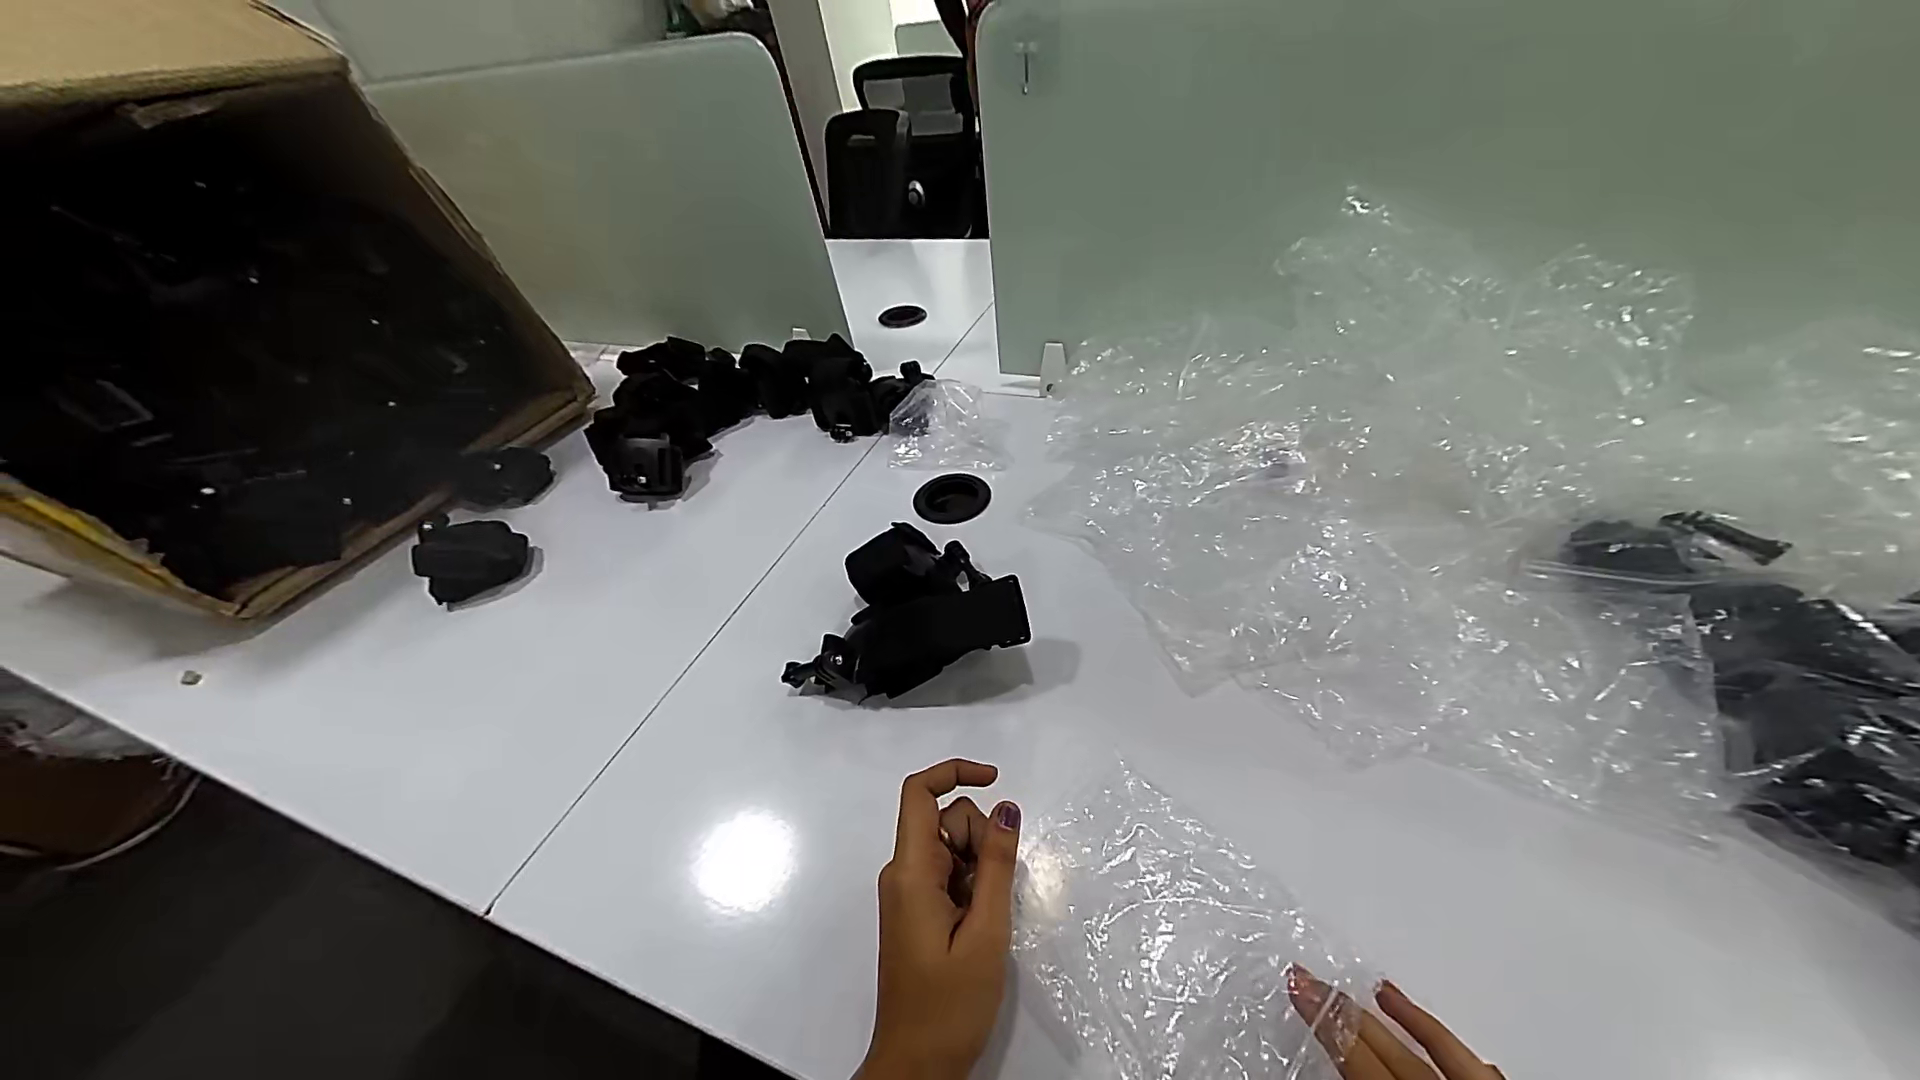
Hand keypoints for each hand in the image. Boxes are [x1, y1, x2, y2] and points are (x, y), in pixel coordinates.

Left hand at [856, 760, 1021, 1079]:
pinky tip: (979, 921)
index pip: (919, 792)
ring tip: (986, 917)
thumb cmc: (949, 1005)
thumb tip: (1006, 806)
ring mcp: (908, 890)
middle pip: (945, 819)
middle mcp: (903, 871)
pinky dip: (972, 883)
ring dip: (979, 865)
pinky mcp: (917, 907)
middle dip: (980, 837)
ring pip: (951, 845)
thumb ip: (996, 864)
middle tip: (993, 892)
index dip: (955, 771)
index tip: (996, 778)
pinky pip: (949, 871)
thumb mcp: (986, 932)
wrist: (916, 1067)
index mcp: (911, 871)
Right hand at [1289, 969, 1504, 1079]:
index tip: (1297, 981)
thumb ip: (1359, 1076)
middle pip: (1392, 1048)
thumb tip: (1325, 1064)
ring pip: (1442, 1051)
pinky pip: (1481, 1071)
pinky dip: (1452, 1046)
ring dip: (1408, 1017)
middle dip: (1346, 1009)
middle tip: (1311, 974)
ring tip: (1380, 988)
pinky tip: (1441, 1031)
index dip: (1324, 1018)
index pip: (1357, 1056)